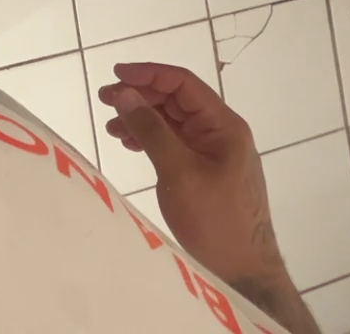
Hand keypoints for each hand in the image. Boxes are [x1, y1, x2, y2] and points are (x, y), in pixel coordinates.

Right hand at [98, 63, 285, 281]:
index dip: (148, 74)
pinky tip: (128, 143)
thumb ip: (150, 128)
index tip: (116, 74)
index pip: (182, 83)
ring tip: (111, 126)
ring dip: (140, 118)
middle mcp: (220, 132)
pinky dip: (149, 138)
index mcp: (223, 125)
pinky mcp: (204, 169)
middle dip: (140, 96)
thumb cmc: (215, 220)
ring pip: (171, 120)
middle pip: (175, 100)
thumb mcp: (178, 171)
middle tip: (105, 100)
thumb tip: (124, 92)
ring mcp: (212, 152)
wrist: (244, 275)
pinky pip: (172, 141)